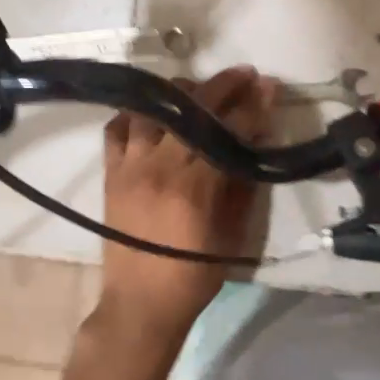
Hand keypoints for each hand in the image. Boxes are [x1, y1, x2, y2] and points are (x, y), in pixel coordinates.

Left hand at [96, 67, 272, 338]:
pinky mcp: (111, 171)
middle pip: (193, 108)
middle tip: (243, 75)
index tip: (268, 86)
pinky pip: (118, 127)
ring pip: (153, 108)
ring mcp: (130, 164)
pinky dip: (136, 113)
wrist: (139, 304)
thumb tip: (258, 138)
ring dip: (179, 92)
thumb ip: (244, 182)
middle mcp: (160, 165)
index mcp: (195, 186)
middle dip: (223, 85)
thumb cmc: (193, 275)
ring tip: (197, 90)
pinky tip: (154, 113)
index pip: (228, 129)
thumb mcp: (233, 233)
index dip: (253, 105)